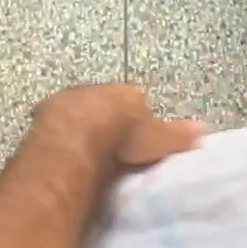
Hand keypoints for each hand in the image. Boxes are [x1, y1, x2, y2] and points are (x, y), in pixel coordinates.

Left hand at [32, 85, 203, 169]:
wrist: (77, 138)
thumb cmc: (122, 136)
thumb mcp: (156, 139)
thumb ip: (177, 135)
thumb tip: (203, 128)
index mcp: (122, 93)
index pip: (133, 101)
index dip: (134, 119)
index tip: (135, 138)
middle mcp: (94, 91)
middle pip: (102, 106)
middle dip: (104, 122)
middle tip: (110, 148)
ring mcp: (66, 102)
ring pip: (76, 114)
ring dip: (80, 129)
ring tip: (87, 155)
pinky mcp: (43, 117)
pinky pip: (55, 127)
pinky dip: (60, 139)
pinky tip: (64, 155)